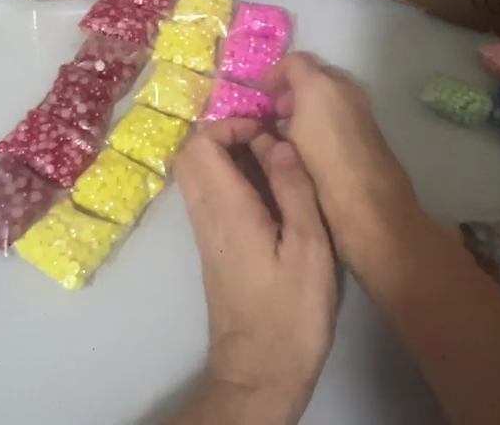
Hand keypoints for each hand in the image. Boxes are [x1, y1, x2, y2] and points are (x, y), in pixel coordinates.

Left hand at [172, 118, 337, 423]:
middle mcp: (206, 216)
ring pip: (199, 174)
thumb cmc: (290, 313)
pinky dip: (233, 179)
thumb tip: (278, 141)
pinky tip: (272, 193)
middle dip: (227, 135)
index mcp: (225, 209)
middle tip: (269, 142)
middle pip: (191, 154)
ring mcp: (206, 234)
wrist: (259, 375)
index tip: (268, 132)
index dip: (230, 124)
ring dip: (231, 157)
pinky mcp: (215, 249)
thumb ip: (293, 188)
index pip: (200, 144)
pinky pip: (212, 195)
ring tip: (277, 163)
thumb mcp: (308, 248)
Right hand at [261, 53, 425, 269]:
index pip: (295, 61)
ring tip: (287, 133)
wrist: (371, 207)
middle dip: (291, 89)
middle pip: (314, 76)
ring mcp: (361, 109)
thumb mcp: (287, 140)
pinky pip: (339, 114)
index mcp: (324, 84)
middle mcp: (346, 89)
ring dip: (307, 106)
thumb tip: (275, 113)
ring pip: (327, 97)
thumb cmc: (322, 167)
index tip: (259, 95)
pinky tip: (310, 148)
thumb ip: (276, 121)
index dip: (273, 74)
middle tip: (272, 113)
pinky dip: (322, 120)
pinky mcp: (369, 131)